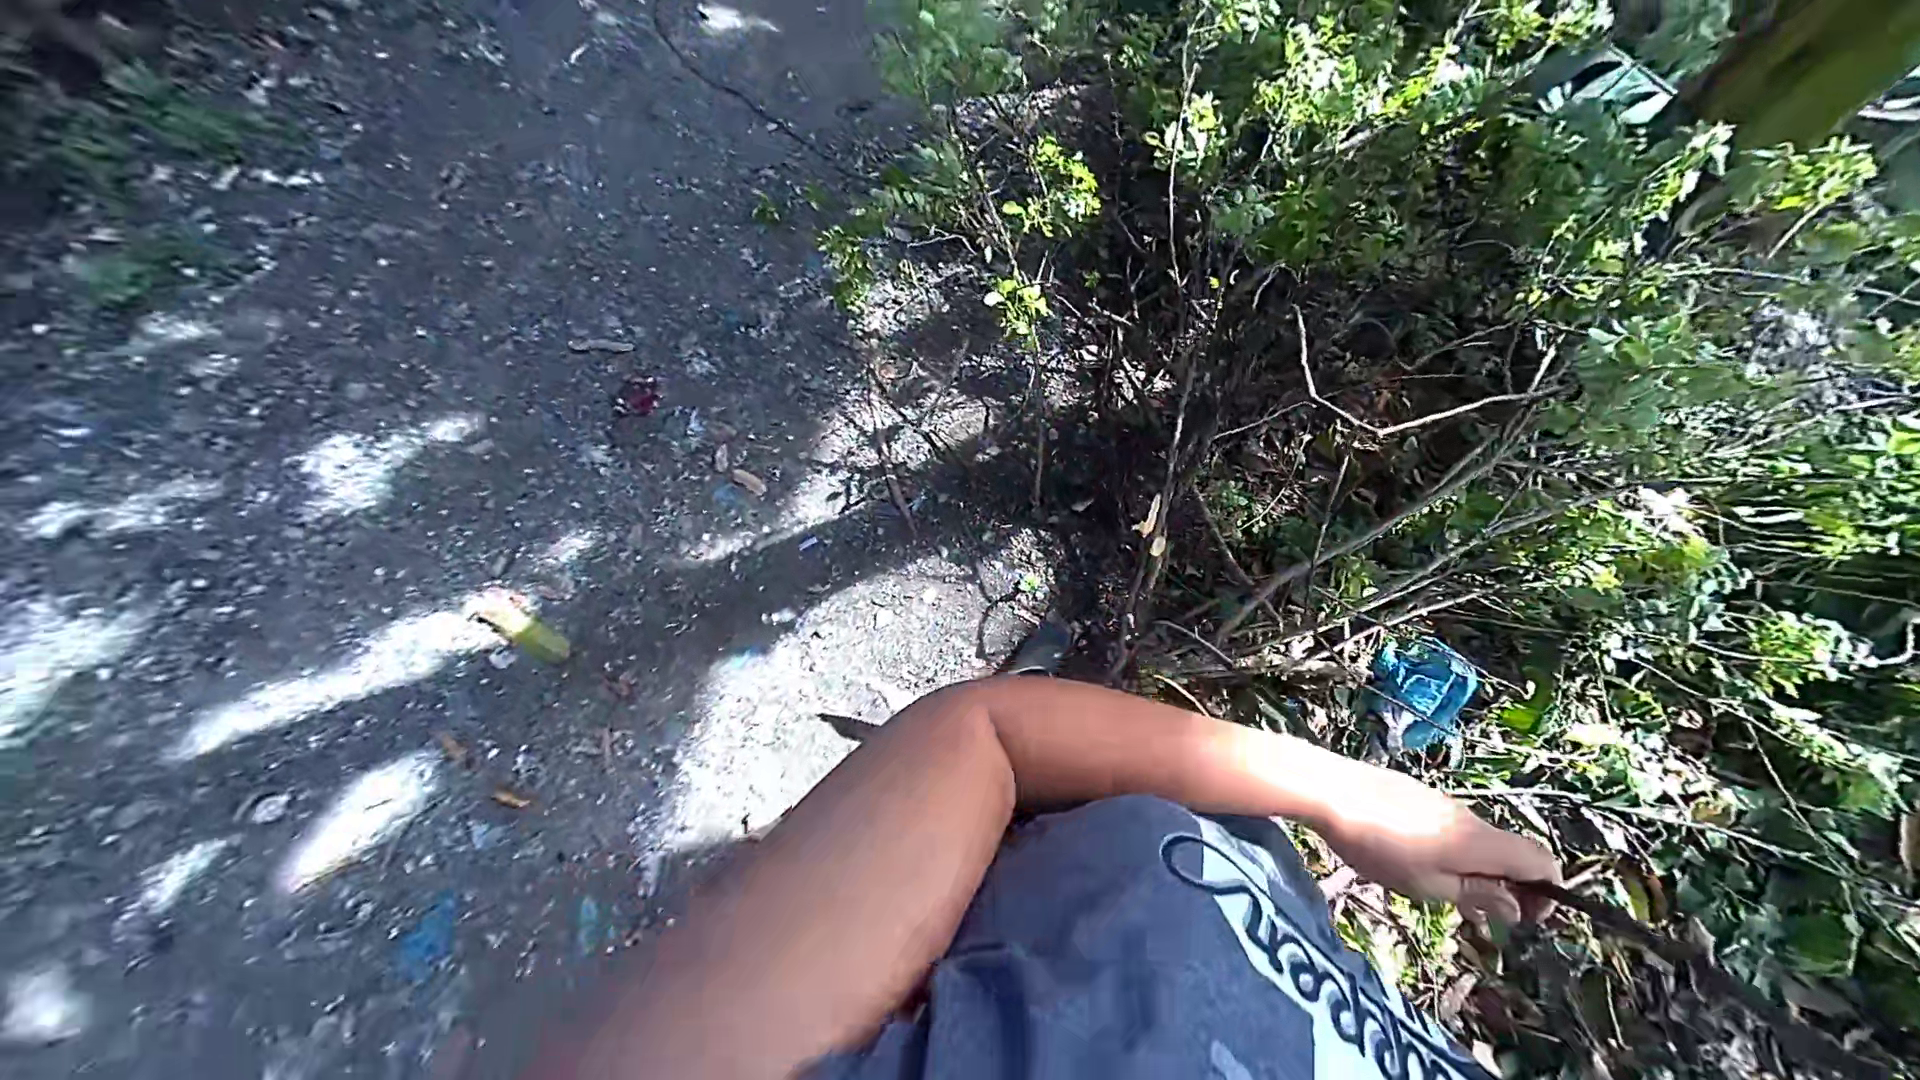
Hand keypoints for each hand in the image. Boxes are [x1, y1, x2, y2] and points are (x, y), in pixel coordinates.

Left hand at [1314, 764, 1558, 924]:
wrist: (1325, 787)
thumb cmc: (1376, 844)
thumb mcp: (1429, 886)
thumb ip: (1476, 894)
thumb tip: (1514, 903)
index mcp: (1482, 840)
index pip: (1544, 862)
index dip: (1545, 894)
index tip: (1520, 917)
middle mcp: (1465, 814)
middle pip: (1505, 849)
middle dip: (1498, 883)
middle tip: (1467, 908)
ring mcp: (1434, 796)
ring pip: (1467, 836)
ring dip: (1464, 864)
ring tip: (1425, 882)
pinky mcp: (1405, 788)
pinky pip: (1438, 821)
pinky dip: (1437, 843)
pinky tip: (1398, 852)